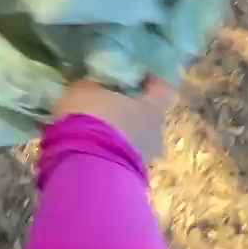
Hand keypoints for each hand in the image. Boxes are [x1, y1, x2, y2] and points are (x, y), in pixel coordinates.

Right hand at [52, 76, 178, 161]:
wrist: (88, 161)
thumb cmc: (92, 116)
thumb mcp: (84, 89)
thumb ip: (94, 85)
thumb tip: (95, 82)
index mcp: (152, 107)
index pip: (163, 89)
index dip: (151, 82)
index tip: (135, 76)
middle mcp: (157, 131)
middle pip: (148, 115)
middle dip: (129, 110)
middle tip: (105, 103)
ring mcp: (146, 155)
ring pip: (135, 136)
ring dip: (118, 131)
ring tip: (91, 127)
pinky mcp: (130, 172)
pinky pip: (120, 152)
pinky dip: (107, 147)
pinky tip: (87, 144)